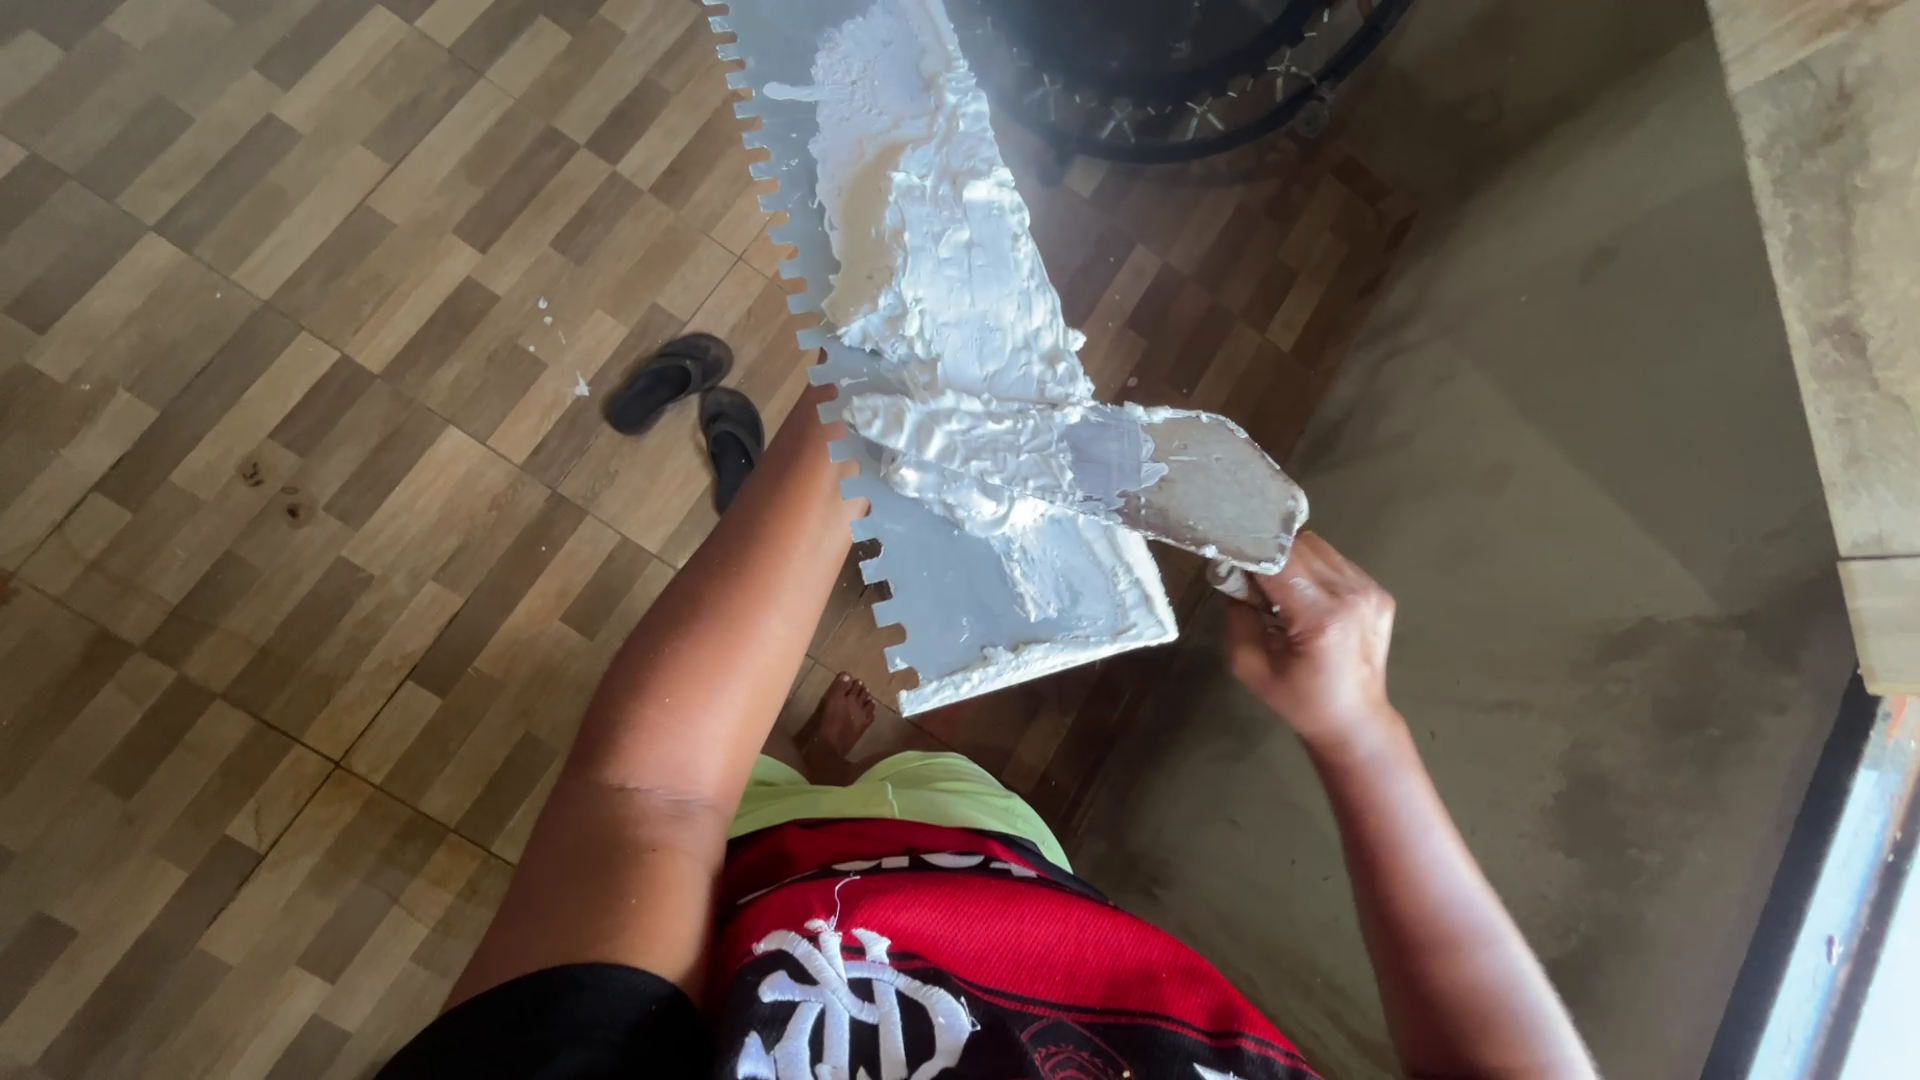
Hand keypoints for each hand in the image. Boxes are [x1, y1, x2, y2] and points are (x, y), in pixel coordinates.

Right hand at [1224, 532, 1398, 751]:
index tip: (1228, 557)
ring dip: (1291, 558)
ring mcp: (1371, 591)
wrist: (1354, 719)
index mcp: (1321, 617)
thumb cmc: (1298, 699)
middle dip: (1269, 554)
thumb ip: (1236, 617)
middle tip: (1250, 576)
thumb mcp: (1248, 665)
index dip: (1250, 553)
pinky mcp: (1379, 592)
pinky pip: (1336, 561)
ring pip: (1318, 546)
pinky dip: (1312, 568)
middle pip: (1299, 545)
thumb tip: (1233, 579)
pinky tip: (1305, 595)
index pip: (1279, 561)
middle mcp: (1352, 595)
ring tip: (1278, 587)